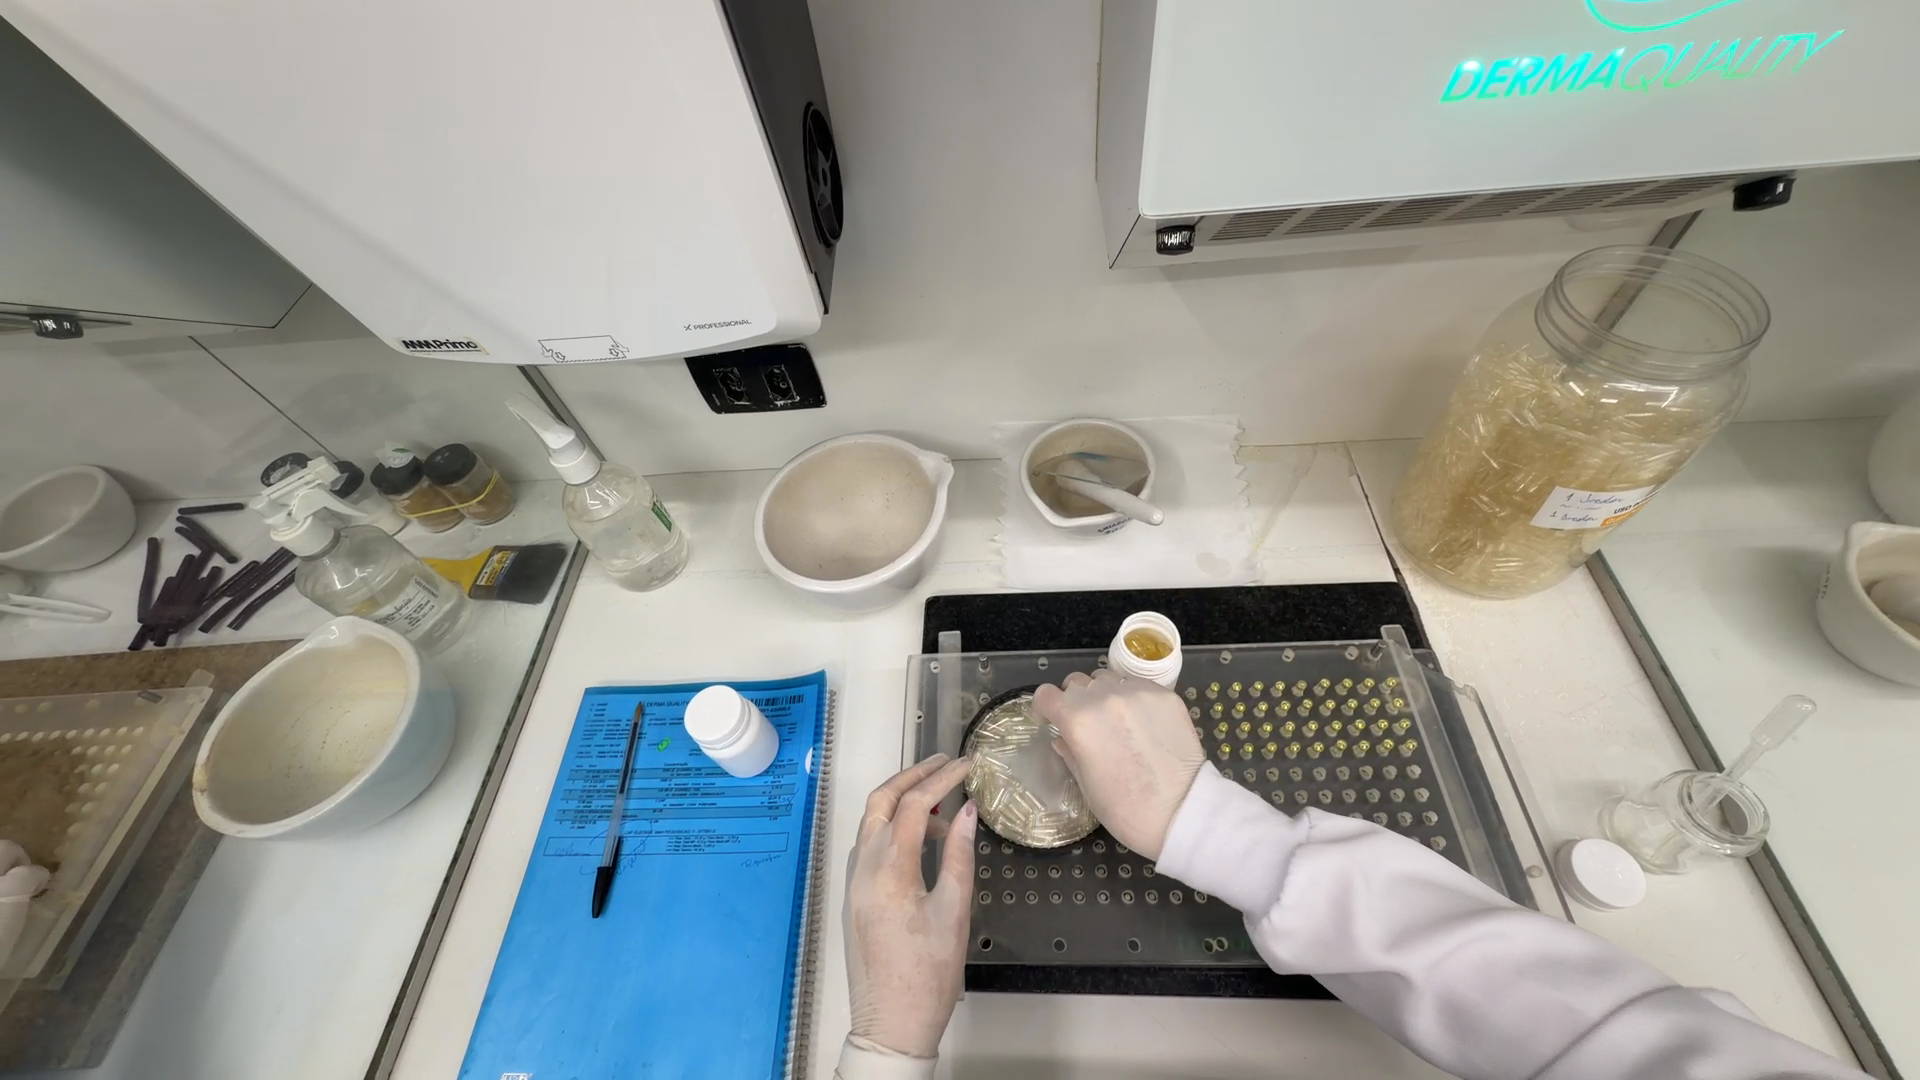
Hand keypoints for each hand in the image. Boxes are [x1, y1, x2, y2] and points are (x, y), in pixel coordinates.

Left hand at [843, 755, 976, 1059]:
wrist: (891, 1025)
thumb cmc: (929, 973)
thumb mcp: (954, 912)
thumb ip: (958, 855)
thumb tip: (967, 810)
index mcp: (889, 869)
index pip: (914, 804)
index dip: (942, 778)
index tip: (968, 763)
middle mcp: (863, 866)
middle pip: (881, 801)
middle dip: (913, 775)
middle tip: (945, 763)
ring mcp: (853, 880)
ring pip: (871, 820)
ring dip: (900, 800)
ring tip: (940, 804)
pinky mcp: (852, 894)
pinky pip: (868, 843)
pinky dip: (891, 826)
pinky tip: (918, 838)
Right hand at [1034, 670, 1204, 860]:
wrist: (1185, 813)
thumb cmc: (1128, 810)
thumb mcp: (1086, 786)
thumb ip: (1069, 752)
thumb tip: (1062, 738)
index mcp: (1077, 720)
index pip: (1046, 694)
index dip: (1044, 707)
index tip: (1050, 719)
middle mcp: (1104, 698)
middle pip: (1076, 683)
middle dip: (1074, 700)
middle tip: (1085, 723)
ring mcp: (1136, 692)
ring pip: (1106, 679)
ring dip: (1102, 694)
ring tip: (1114, 719)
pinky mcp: (1164, 694)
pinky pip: (1136, 685)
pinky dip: (1131, 697)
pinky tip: (1141, 722)